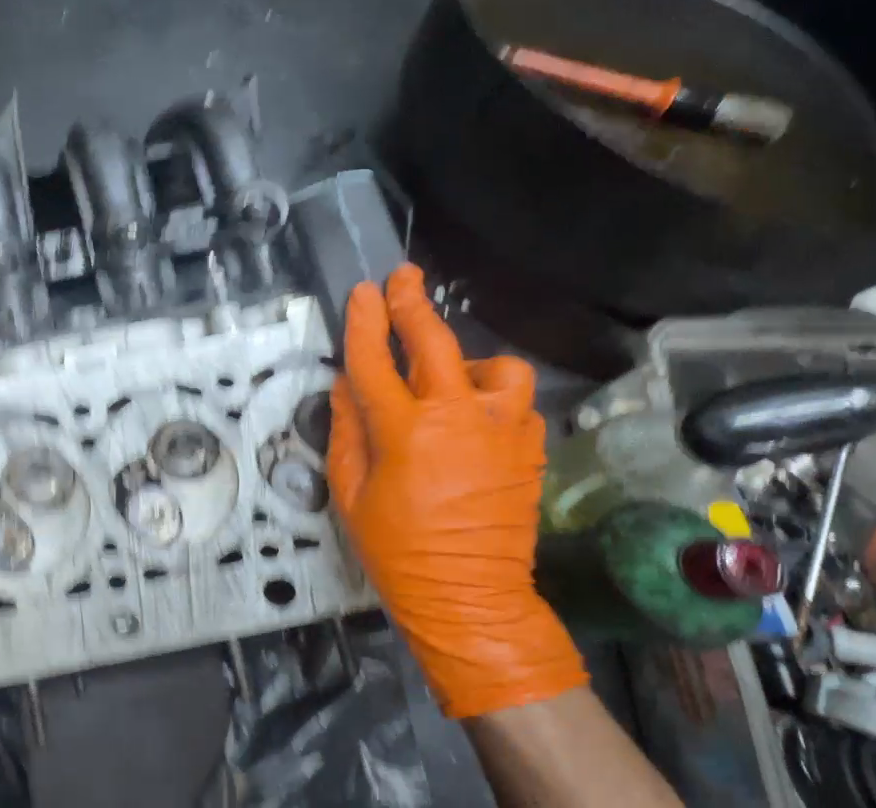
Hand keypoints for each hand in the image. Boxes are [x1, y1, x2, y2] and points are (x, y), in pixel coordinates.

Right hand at [327, 263, 586, 718]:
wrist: (470, 597)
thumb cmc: (395, 549)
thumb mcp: (350, 492)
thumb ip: (347, 430)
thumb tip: (347, 385)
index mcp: (404, 431)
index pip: (375, 359)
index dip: (364, 320)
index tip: (362, 291)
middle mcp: (456, 419)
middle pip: (436, 343)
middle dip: (414, 303)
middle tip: (403, 278)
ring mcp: (501, 432)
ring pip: (498, 367)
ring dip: (471, 361)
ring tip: (453, 377)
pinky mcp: (528, 450)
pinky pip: (516, 403)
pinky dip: (494, 398)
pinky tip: (476, 416)